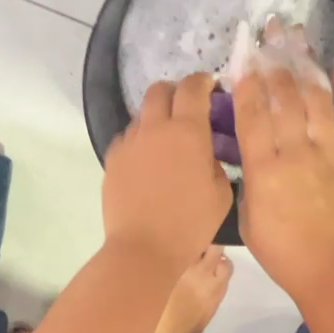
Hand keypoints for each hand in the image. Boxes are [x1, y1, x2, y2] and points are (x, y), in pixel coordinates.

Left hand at [102, 74, 232, 264]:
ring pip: (141, 116)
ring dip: (155, 121)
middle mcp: (155, 128)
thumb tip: (206, 156)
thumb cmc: (189, 226)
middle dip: (174, 93)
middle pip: (159, 91)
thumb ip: (216, 166)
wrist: (144, 250)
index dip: (203, 82)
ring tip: (164, 145)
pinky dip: (139, 144)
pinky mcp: (112, 161)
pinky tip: (146, 166)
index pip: (193, 87)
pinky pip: (127, 140)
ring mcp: (129, 144)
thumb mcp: (221, 196)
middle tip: (184, 111)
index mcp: (188, 131)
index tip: (210, 88)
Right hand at [233, 20, 333, 295]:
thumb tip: (252, 161)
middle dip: (275, 57)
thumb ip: (249, 184)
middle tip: (269, 28)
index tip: (240, 49)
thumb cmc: (282, 253)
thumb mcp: (248, 221)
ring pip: (315, 98)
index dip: (245, 77)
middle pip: (284, 95)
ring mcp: (326, 153)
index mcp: (264, 170)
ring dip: (305, 62)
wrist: (330, 270)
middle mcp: (295, 152)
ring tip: (297, 34)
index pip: (252, 113)